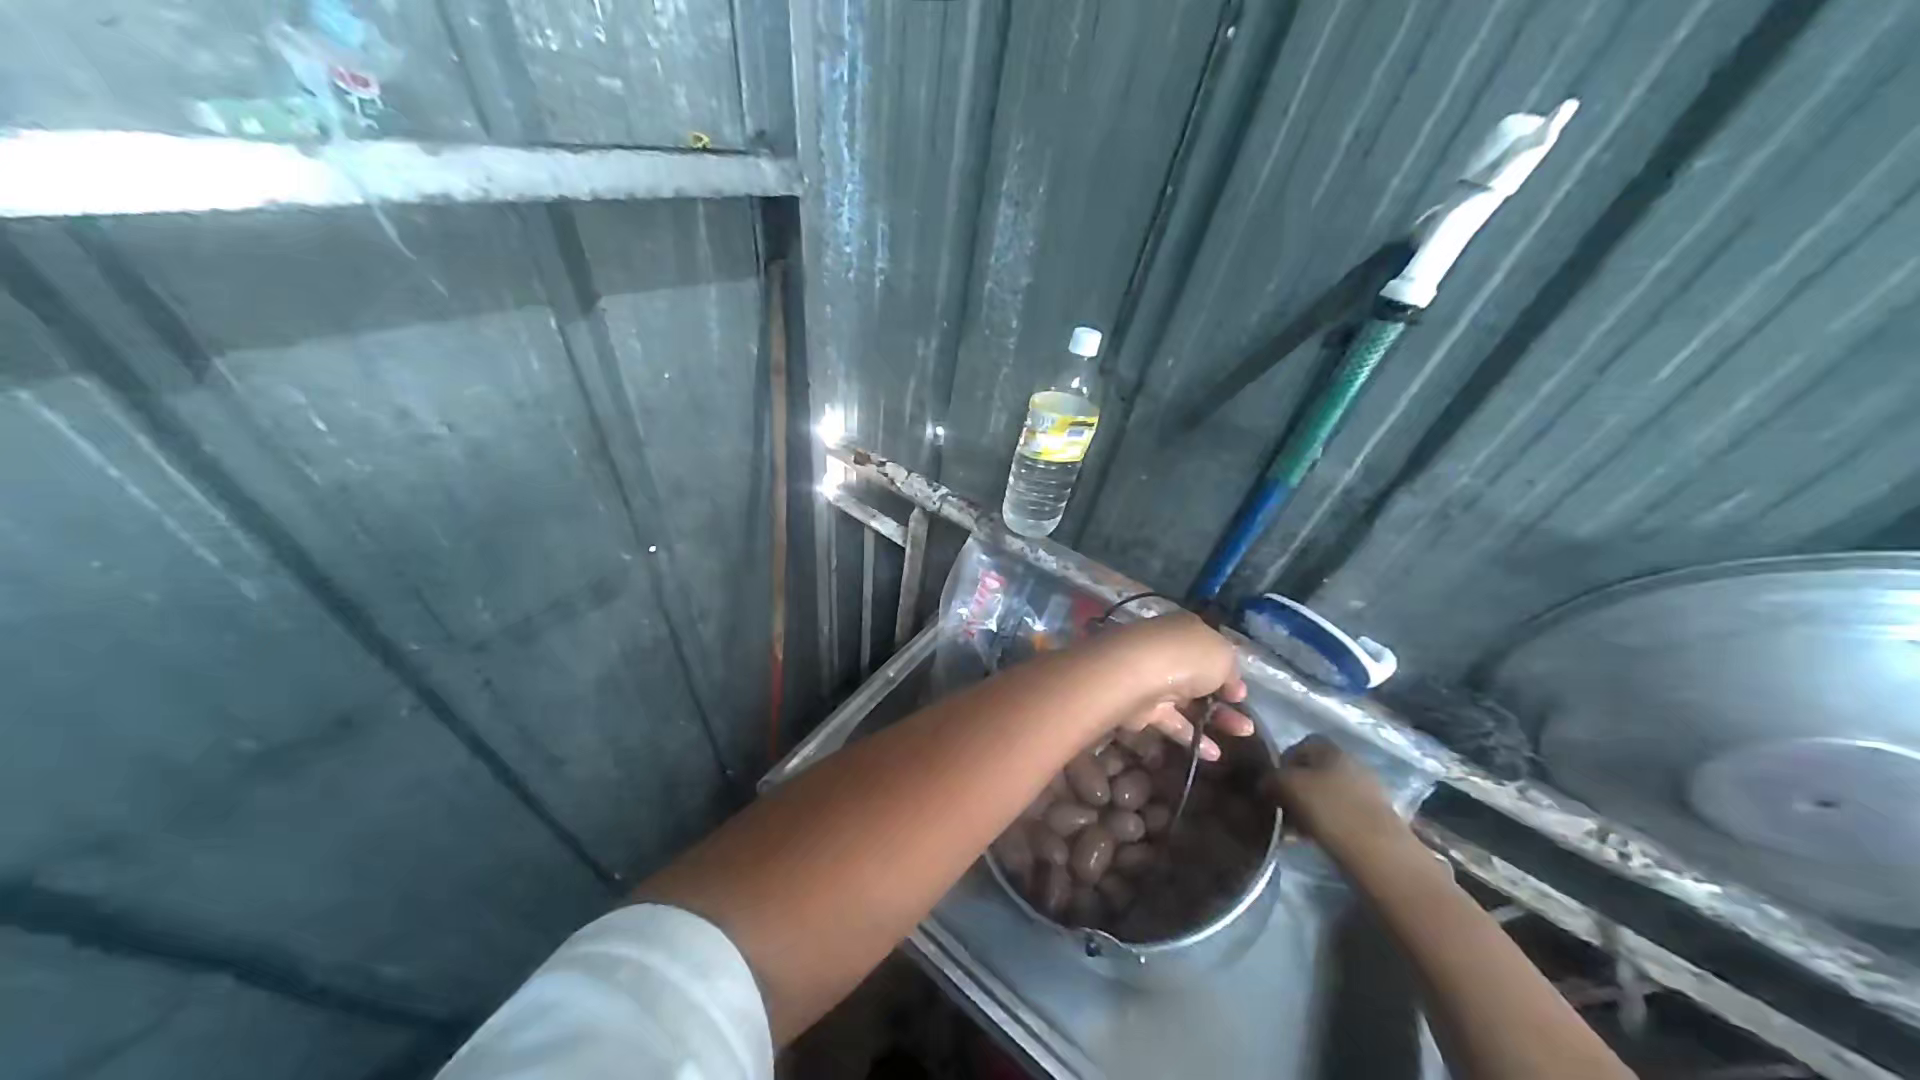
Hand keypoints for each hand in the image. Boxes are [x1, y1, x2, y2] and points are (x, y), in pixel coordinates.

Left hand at [1090, 613, 1253, 759]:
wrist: (1137, 676)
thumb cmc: (1186, 657)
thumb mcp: (1224, 656)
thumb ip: (1231, 672)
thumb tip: (1233, 687)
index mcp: (1186, 630)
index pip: (1209, 650)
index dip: (1228, 671)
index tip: (1242, 693)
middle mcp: (1168, 652)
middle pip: (1199, 678)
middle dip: (1225, 698)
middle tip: (1247, 719)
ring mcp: (1153, 679)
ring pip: (1189, 701)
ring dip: (1215, 719)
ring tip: (1243, 734)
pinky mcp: (1142, 707)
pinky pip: (1172, 722)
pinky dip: (1193, 737)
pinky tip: (1213, 754)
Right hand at [1265, 734, 1408, 856]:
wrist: (1378, 851)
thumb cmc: (1328, 808)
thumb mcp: (1286, 786)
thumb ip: (1270, 778)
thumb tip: (1264, 783)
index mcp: (1330, 748)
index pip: (1299, 745)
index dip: (1281, 761)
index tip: (1270, 783)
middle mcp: (1350, 762)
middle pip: (1314, 770)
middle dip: (1295, 786)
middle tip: (1281, 807)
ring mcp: (1366, 790)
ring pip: (1326, 793)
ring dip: (1308, 806)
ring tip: (1294, 827)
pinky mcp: (1375, 817)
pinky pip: (1340, 812)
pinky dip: (1325, 821)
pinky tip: (1314, 836)